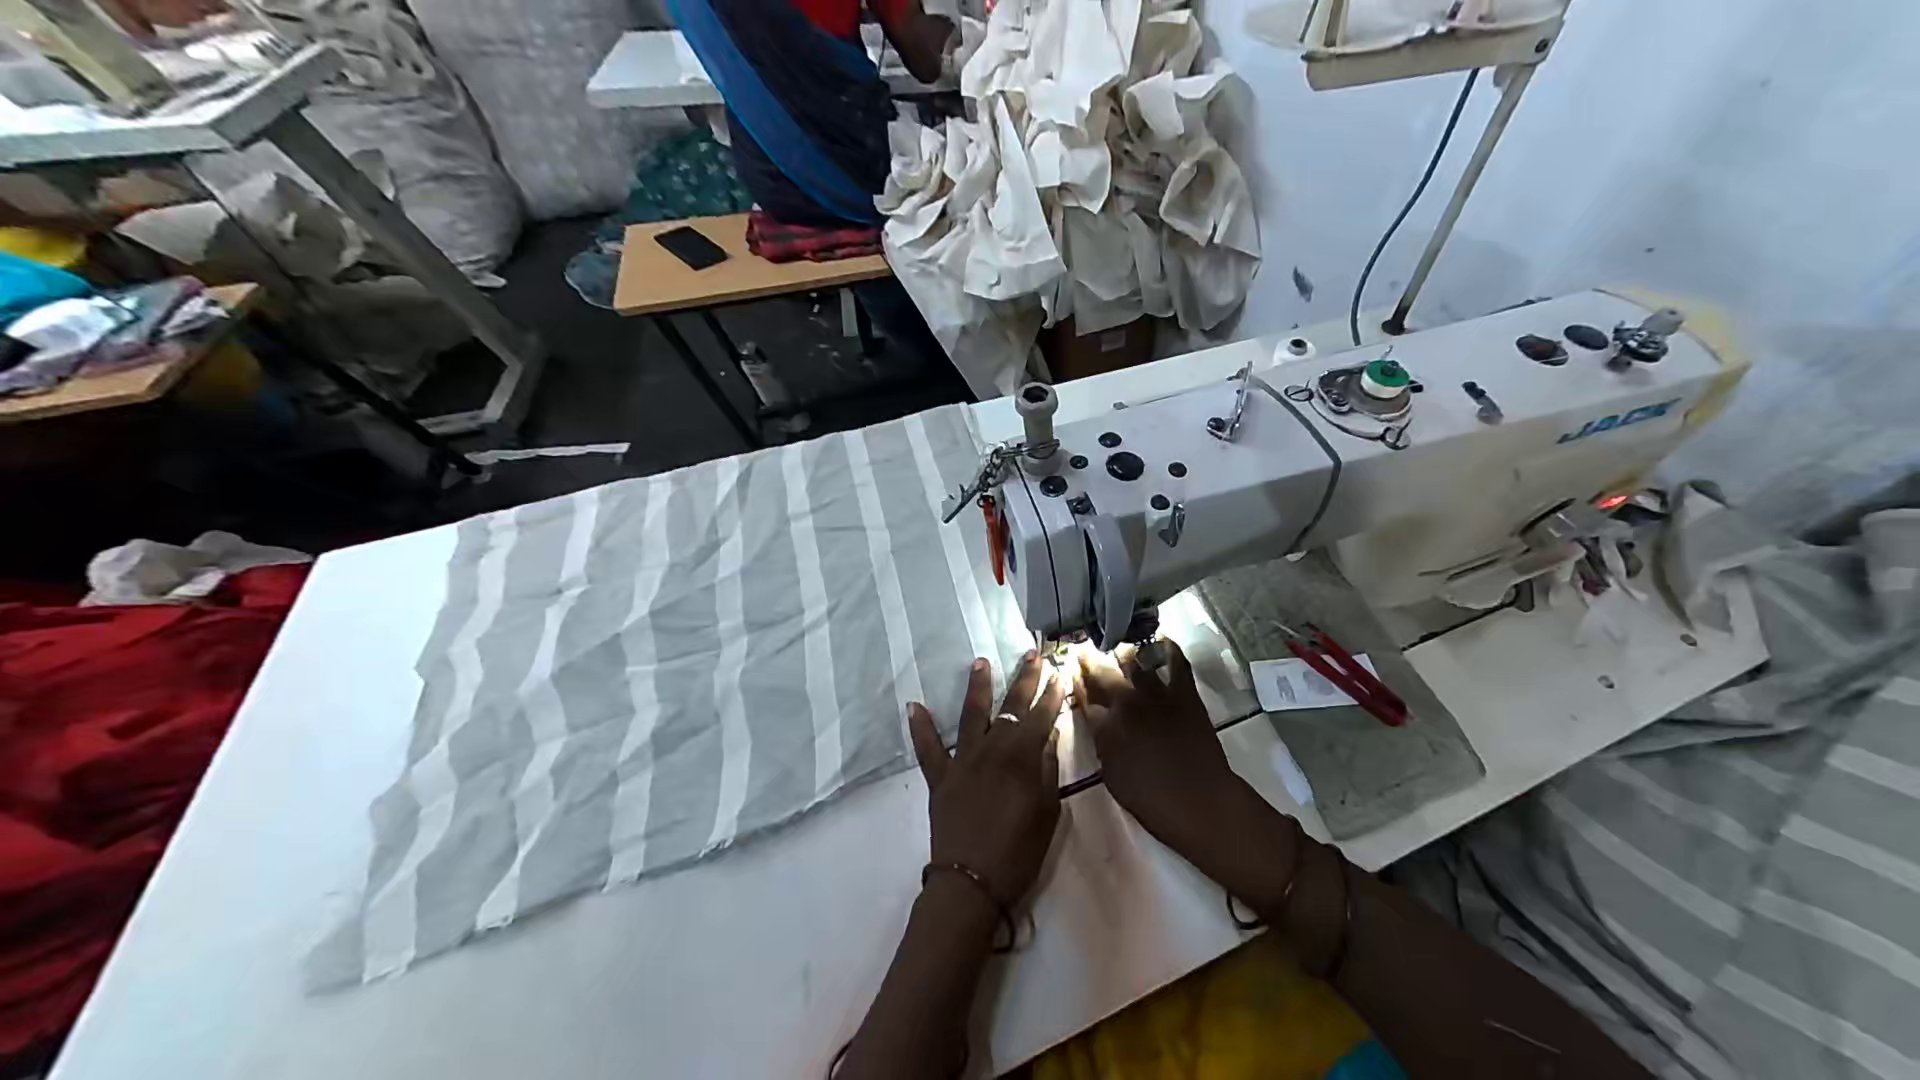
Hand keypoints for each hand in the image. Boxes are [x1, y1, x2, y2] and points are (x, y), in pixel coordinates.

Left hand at [909, 653, 1063, 909]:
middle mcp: (991, 750)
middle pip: (1010, 707)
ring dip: (977, 687)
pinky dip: (920, 727)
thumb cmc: (1019, 851)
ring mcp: (962, 761)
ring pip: (970, 716)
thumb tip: (1048, 735)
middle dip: (1024, 680)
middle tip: (1032, 655)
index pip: (1040, 717)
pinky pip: (927, 748)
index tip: (1059, 674)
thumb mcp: (1047, 812)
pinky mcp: (940, 777)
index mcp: (1021, 758)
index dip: (1051, 696)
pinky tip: (914, 705)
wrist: (972, 881)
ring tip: (980, 662)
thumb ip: (1046, 769)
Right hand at [1075, 642, 1297, 909]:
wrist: (1198, 802)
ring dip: (1123, 652)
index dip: (1075, 682)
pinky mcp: (1184, 693)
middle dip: (1089, 660)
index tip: (1071, 672)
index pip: (1082, 696)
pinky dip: (1169, 649)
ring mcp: (1155, 694)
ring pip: (1134, 661)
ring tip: (1119, 647)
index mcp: (1104, 726)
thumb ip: (1101, 742)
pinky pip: (1175, 662)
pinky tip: (1163, 640)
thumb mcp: (1111, 774)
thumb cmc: (1150, 799)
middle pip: (1102, 673)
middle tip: (1085, 650)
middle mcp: (1125, 702)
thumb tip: (1098, 721)